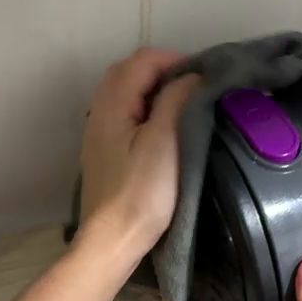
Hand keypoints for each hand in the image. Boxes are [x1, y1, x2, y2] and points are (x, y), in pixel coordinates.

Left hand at [77, 48, 199, 263]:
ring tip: (184, 106)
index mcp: (112, 104)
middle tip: (195, 88)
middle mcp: (99, 111)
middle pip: (130, 71)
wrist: (112, 240)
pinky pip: (123, 114)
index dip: (175, 60)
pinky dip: (145, 108)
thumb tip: (190, 76)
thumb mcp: (164, 142)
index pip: (143, 60)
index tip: (203, 78)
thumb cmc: (141, 193)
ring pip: (125, 92)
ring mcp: (99, 132)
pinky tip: (163, 128)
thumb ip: (175, 101)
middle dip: (164, 71)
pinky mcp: (104, 151)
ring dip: (154, 90)